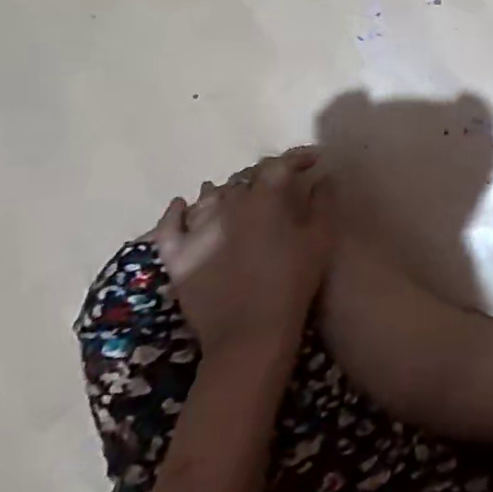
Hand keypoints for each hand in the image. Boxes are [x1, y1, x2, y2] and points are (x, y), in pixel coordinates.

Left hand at [149, 148, 333, 348]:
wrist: (250, 334)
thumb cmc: (292, 283)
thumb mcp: (320, 239)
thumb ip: (323, 202)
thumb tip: (323, 177)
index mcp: (263, 197)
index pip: (279, 164)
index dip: (298, 157)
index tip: (313, 161)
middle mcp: (227, 204)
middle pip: (245, 178)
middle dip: (265, 177)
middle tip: (282, 187)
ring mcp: (197, 229)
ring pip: (210, 197)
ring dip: (227, 191)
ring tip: (239, 196)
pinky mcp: (177, 256)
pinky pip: (169, 226)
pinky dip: (175, 212)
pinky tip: (182, 205)